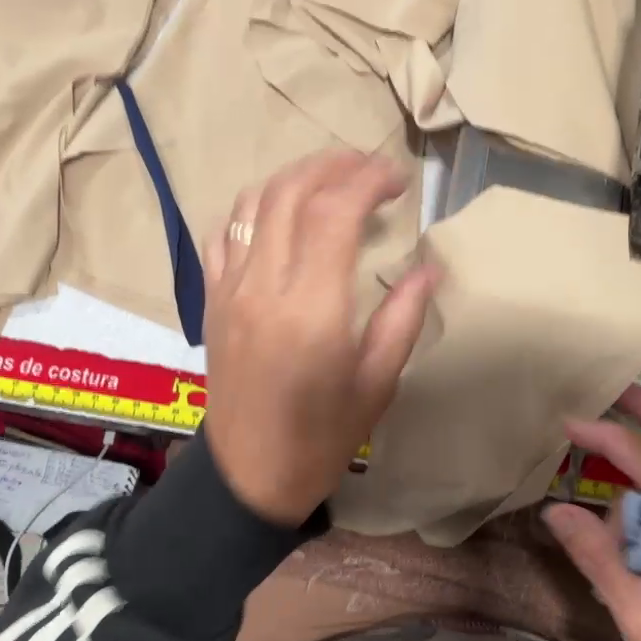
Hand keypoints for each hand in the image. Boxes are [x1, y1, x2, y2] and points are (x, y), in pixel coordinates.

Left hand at [201, 150, 438, 525]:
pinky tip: (278, 216)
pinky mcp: (212, 302)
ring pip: (253, 205)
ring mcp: (230, 291)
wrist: (251, 475)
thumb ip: (402, 319)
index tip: (399, 179)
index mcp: (313, 310)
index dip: (368, 181)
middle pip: (290, 193)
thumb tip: (428, 268)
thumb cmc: (324, 438)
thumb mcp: (377, 384)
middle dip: (333, 165)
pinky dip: (253, 210)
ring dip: (292, 179)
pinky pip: (224, 235)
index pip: (335, 214)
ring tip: (330, 179)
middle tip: (369, 166)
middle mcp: (265, 288)